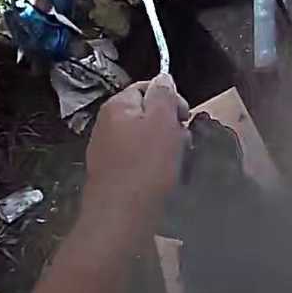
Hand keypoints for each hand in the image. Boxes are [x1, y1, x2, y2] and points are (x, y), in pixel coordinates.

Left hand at [82, 74, 188, 230]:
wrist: (120, 216)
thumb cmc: (145, 166)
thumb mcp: (161, 122)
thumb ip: (163, 95)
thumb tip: (163, 77)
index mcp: (116, 106)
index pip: (147, 87)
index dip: (170, 99)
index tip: (185, 117)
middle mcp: (106, 124)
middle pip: (146, 114)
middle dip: (169, 125)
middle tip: (182, 143)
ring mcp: (106, 149)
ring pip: (144, 138)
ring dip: (164, 147)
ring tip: (175, 164)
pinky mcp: (112, 172)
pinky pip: (138, 159)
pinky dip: (152, 164)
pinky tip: (162, 178)